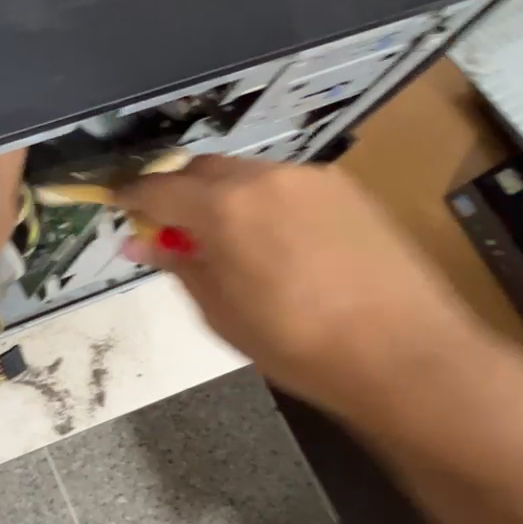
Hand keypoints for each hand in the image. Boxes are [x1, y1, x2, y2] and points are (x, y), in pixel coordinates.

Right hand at [118, 156, 488, 418]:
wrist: (402, 354)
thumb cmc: (295, 343)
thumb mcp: (220, 311)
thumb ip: (178, 265)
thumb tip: (140, 241)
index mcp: (225, 206)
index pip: (159, 187)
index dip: (133, 197)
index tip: (120, 209)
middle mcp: (267, 178)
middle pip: (203, 169)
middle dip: (179, 193)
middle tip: (172, 232)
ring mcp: (312, 179)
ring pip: (247, 175)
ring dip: (223, 198)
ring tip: (226, 244)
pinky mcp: (347, 191)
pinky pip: (286, 186)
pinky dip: (263, 204)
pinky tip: (274, 245)